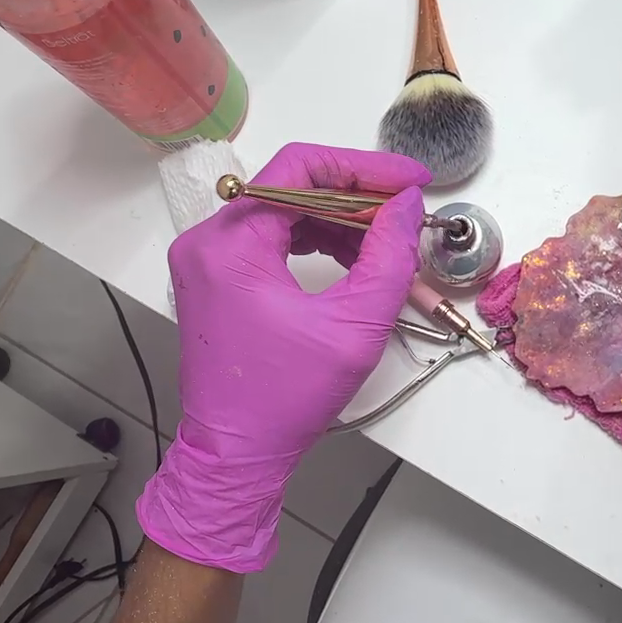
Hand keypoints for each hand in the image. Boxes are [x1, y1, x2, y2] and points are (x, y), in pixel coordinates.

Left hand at [137, 143, 428, 572]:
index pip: (299, 169)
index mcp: (231, 245)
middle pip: (292, 187)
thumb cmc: (286, 399)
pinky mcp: (219, 279)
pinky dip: (317, 241)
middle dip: (358, 197)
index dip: (364, 167)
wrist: (236, 455)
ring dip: (340, 221)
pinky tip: (354, 260)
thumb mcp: (354, 328)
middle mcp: (209, 242)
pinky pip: (274, 239)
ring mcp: (210, 260)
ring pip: (286, 211)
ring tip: (387, 245)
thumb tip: (405, 205)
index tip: (411, 181)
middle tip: (405, 214)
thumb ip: (388, 259)